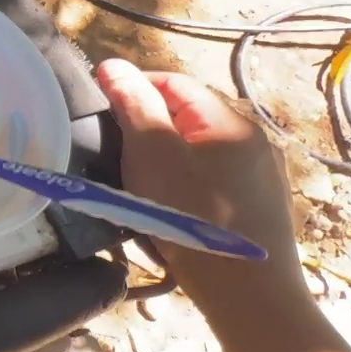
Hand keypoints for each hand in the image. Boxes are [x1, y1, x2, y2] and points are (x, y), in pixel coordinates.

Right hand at [96, 58, 306, 310]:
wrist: (243, 287)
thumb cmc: (189, 209)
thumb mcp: (151, 151)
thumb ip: (132, 103)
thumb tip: (111, 64)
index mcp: (229, 123)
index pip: (172, 83)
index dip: (131, 87)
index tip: (97, 108)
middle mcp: (250, 141)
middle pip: (180, 113)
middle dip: (140, 122)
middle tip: (109, 144)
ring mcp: (254, 173)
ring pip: (188, 144)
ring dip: (154, 150)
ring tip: (129, 171)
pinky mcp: (249, 201)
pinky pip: (201, 171)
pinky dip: (172, 173)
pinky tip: (157, 194)